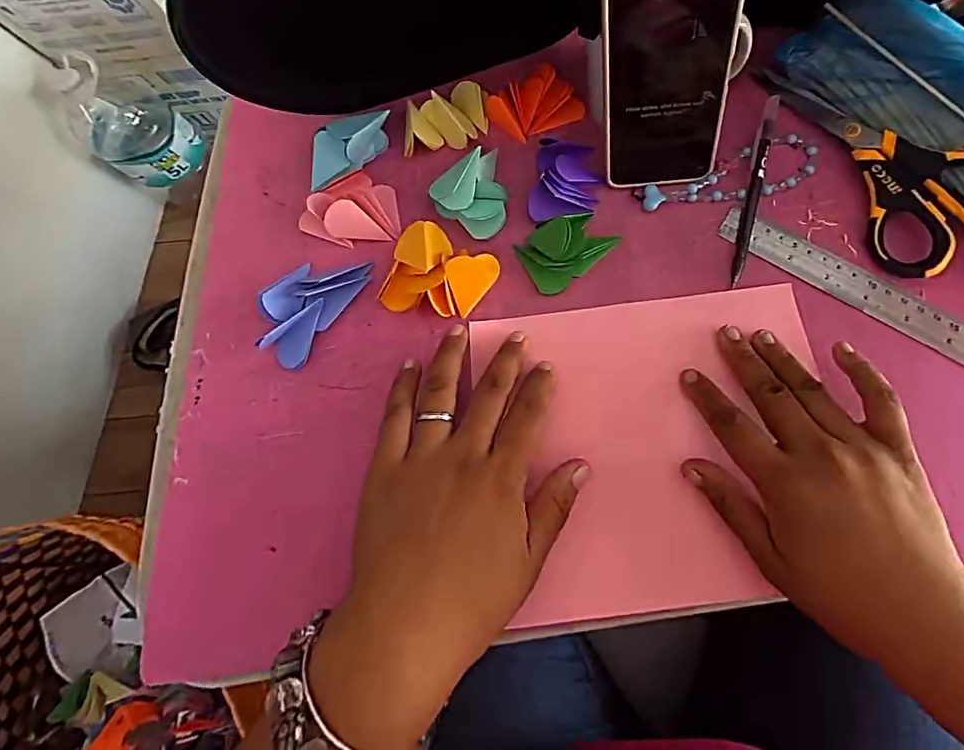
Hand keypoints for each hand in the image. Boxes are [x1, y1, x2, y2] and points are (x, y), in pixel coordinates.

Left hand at [307, 326, 588, 748]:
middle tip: (515, 338)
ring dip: (452, 359)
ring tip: (459, 331)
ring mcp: (420, 460)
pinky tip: (410, 367)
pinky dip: (403, 389)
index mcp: (501, 479)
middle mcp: (463, 457)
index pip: (527, 418)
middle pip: (489, 396)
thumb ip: (553, 507)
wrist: (400, 632)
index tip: (545, 366)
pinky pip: (394, 419)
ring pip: (439, 394)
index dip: (539, 388)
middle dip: (505, 362)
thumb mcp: (528, 562)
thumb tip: (579, 465)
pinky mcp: (383, 471)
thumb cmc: (472, 603)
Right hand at [680, 327, 963, 677]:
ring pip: (813, 390)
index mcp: (785, 484)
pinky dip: (861, 370)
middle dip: (743, 361)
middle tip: (727, 335)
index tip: (692, 375)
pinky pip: (879, 398)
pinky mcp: (896, 447)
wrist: (920, 611)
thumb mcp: (774, 562)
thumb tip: (694, 469)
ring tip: (762, 336)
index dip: (708, 397)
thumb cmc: (842, 596)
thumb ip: (732, 508)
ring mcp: (860, 446)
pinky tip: (842, 350)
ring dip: (784, 359)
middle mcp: (819, 454)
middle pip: (770, 396)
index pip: (734, 427)